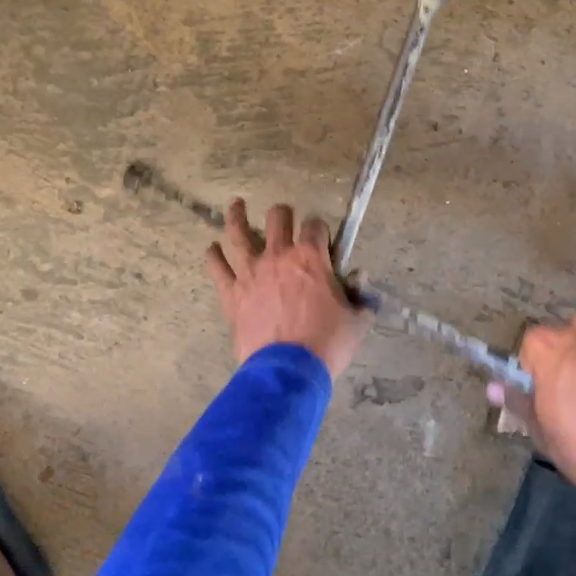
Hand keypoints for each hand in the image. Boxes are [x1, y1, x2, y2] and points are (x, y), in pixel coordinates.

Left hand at [204, 199, 370, 377]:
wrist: (287, 370)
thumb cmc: (327, 344)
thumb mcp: (356, 322)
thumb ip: (362, 298)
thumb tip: (363, 281)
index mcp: (311, 258)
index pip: (315, 225)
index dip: (320, 229)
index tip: (322, 240)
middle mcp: (279, 256)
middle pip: (277, 218)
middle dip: (283, 214)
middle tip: (283, 217)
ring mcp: (251, 272)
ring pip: (239, 232)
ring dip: (237, 216)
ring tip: (236, 205)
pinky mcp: (231, 293)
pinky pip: (217, 267)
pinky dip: (213, 256)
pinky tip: (212, 248)